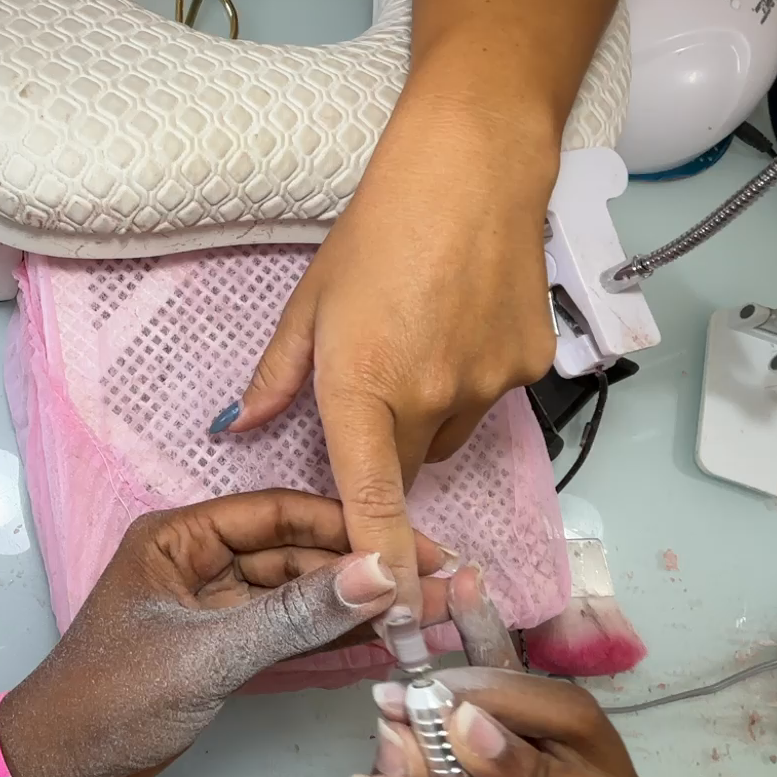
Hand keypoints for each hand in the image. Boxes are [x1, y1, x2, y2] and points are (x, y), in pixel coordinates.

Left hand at [0, 490, 398, 776]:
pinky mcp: (221, 642)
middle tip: (436, 584)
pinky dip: (324, 634)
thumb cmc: (115, 699)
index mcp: (179, 536)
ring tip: (423, 612)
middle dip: (357, 567)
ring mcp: (211, 601)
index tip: (415, 542)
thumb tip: (380, 572)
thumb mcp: (207, 655)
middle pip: (291, 550)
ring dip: (349, 602)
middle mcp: (197, 558)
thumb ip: (293, 615)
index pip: (276, 513)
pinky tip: (378, 638)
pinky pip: (281, 627)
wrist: (58, 766)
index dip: (346, 524)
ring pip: (291, 590)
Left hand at [218, 98, 560, 618]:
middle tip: (374, 384)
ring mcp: (493, 384)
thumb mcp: (308, 304)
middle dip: (382, 448)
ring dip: (426, 416)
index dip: (375, 556)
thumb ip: (276, 379)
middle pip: (402, 465)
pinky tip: (460, 328)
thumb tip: (240, 429)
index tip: (384, 606)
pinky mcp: (536, 366)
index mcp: (364, 387)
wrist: (472, 170)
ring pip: (446, 435)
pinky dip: (469, 385)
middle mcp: (434, 399)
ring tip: (418, 343)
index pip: (369, 496)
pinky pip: (489, 402)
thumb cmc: (372, 234)